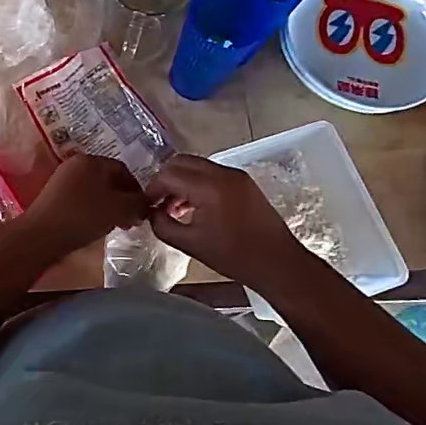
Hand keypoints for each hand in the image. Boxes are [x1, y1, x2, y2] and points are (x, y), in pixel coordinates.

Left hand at [18, 154, 148, 255]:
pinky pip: (81, 199)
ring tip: (115, 225)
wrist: (41, 235)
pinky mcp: (53, 196)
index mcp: (92, 160)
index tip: (144, 209)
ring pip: (94, 190)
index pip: (123, 170)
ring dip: (109, 206)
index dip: (137, 190)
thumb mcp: (118, 209)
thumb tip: (145, 204)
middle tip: (131, 219)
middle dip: (123, 199)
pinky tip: (95, 226)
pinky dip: (92, 210)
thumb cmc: (83, 216)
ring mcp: (62, 179)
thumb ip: (137, 203)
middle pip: (108, 179)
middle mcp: (75, 164)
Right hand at [144, 154, 308, 287]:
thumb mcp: (190, 244)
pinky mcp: (244, 182)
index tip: (148, 207)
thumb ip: (162, 225)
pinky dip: (197, 184)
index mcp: (209, 186)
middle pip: (181, 162)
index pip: (168, 174)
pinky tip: (194, 208)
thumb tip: (152, 213)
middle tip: (159, 204)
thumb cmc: (234, 256)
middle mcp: (223, 173)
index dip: (153, 190)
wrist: (278, 262)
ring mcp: (235, 175)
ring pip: (196, 166)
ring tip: (174, 209)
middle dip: (165, 180)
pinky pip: (211, 174)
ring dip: (181, 181)